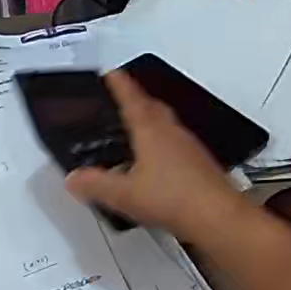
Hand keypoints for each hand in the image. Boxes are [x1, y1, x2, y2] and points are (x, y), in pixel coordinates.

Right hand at [64, 69, 247, 240]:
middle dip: (139, 100)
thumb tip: (74, 178)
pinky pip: (178, 147)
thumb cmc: (174, 198)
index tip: (113, 73)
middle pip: (153, 108)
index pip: (132, 100)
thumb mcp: (123, 194)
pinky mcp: (200, 165)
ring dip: (153, 123)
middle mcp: (172, 133)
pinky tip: (157, 164)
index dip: (120, 85)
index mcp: (151, 131)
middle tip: (127, 96)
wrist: (215, 216)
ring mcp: (189, 148)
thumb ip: (95, 184)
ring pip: (167, 126)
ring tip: (139, 129)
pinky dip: (164, 146)